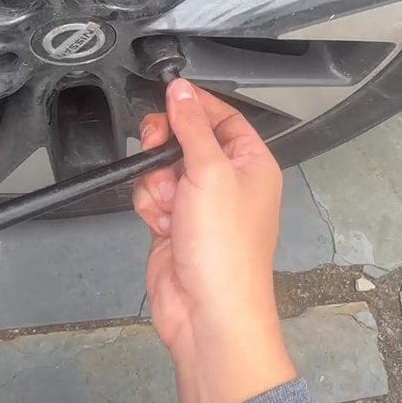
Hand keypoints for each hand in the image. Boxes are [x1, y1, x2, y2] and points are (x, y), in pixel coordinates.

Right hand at [133, 79, 296, 402]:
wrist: (207, 312)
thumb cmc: (226, 250)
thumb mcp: (209, 171)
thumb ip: (190, 126)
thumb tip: (180, 90)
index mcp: (250, 162)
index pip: (221, 115)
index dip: (194, 104)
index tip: (168, 96)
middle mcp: (227, 180)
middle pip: (185, 138)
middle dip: (165, 146)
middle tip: (157, 151)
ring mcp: (200, 203)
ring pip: (162, 166)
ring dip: (157, 182)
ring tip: (170, 204)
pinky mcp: (176, 223)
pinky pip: (152, 194)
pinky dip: (151, 206)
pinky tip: (163, 225)